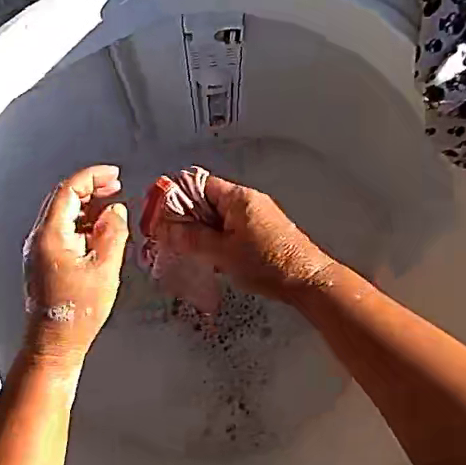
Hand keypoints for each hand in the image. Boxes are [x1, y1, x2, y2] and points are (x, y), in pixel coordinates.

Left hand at [22, 165, 128, 365]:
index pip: (68, 191)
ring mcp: (40, 251)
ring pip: (64, 215)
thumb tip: (116, 211)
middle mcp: (40, 239)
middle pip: (63, 199)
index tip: (112, 174)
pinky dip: (83, 224)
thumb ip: (113, 233)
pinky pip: (64, 231)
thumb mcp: (105, 268)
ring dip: (88, 206)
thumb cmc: (76, 313)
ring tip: (112, 208)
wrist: (55, 342)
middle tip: (115, 185)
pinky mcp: (45, 262)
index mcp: (50, 236)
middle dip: (91, 188)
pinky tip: (101, 232)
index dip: (92, 177)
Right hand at [150, 173, 334, 302]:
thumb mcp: (222, 252)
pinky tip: (209, 257)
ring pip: (217, 217)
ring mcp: (255, 217)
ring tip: (185, 249)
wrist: (308, 281)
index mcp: (238, 198)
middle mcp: (247, 202)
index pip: (198, 183)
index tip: (158, 212)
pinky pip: (229, 229)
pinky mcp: (261, 233)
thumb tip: (166, 229)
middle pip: (205, 200)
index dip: (174, 196)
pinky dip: (216, 239)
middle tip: (167, 236)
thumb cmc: (270, 264)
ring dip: (200, 231)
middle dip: (184, 217)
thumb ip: (192, 239)